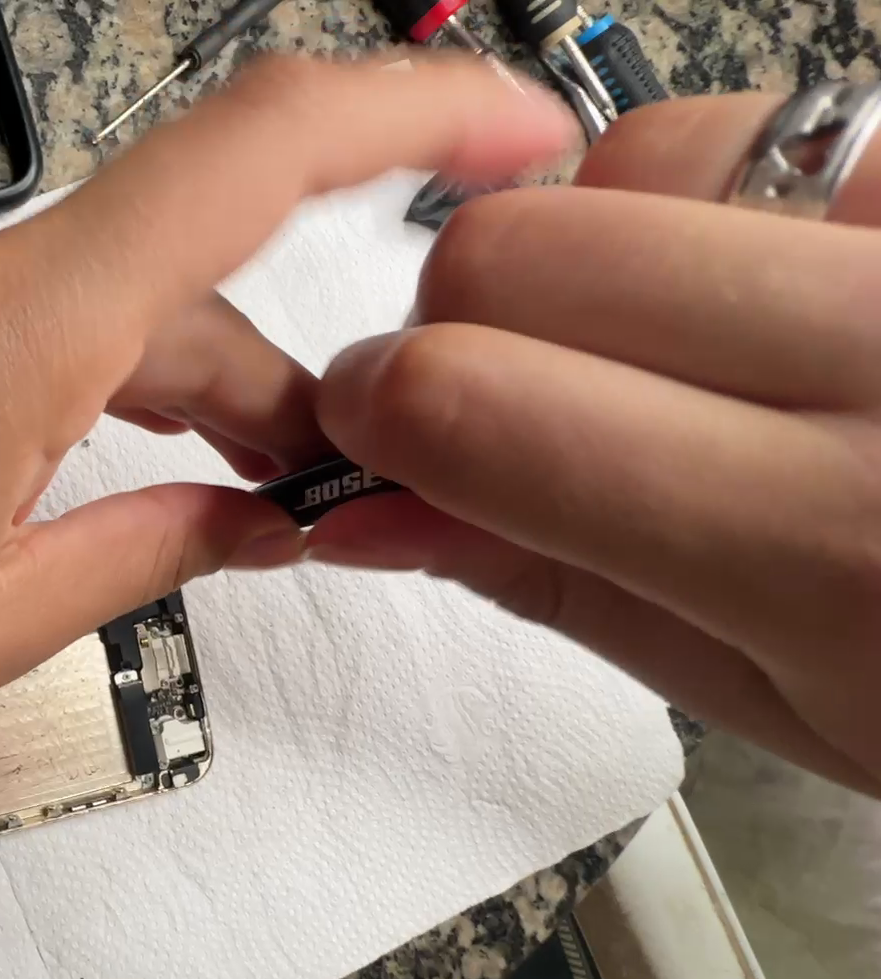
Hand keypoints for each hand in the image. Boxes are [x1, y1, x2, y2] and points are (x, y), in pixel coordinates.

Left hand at [0, 56, 575, 829]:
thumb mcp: (1, 620)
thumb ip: (158, 543)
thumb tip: (261, 511)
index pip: (241, 157)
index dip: (405, 112)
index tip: (502, 135)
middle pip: (168, 270)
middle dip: (257, 370)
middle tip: (313, 473)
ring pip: (86, 301)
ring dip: (163, 381)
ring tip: (217, 486)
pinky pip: (7, 317)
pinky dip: (76, 375)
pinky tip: (99, 453)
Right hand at [308, 93, 880, 793]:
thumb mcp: (726, 680)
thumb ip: (519, 575)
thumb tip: (344, 520)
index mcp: (814, 545)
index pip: (461, 400)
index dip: (365, 403)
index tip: (360, 430)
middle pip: (510, 248)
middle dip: (445, 319)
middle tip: (484, 389)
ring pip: (633, 153)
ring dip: (568, 247)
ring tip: (623, 338)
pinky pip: (771, 118)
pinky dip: (686, 197)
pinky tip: (727, 287)